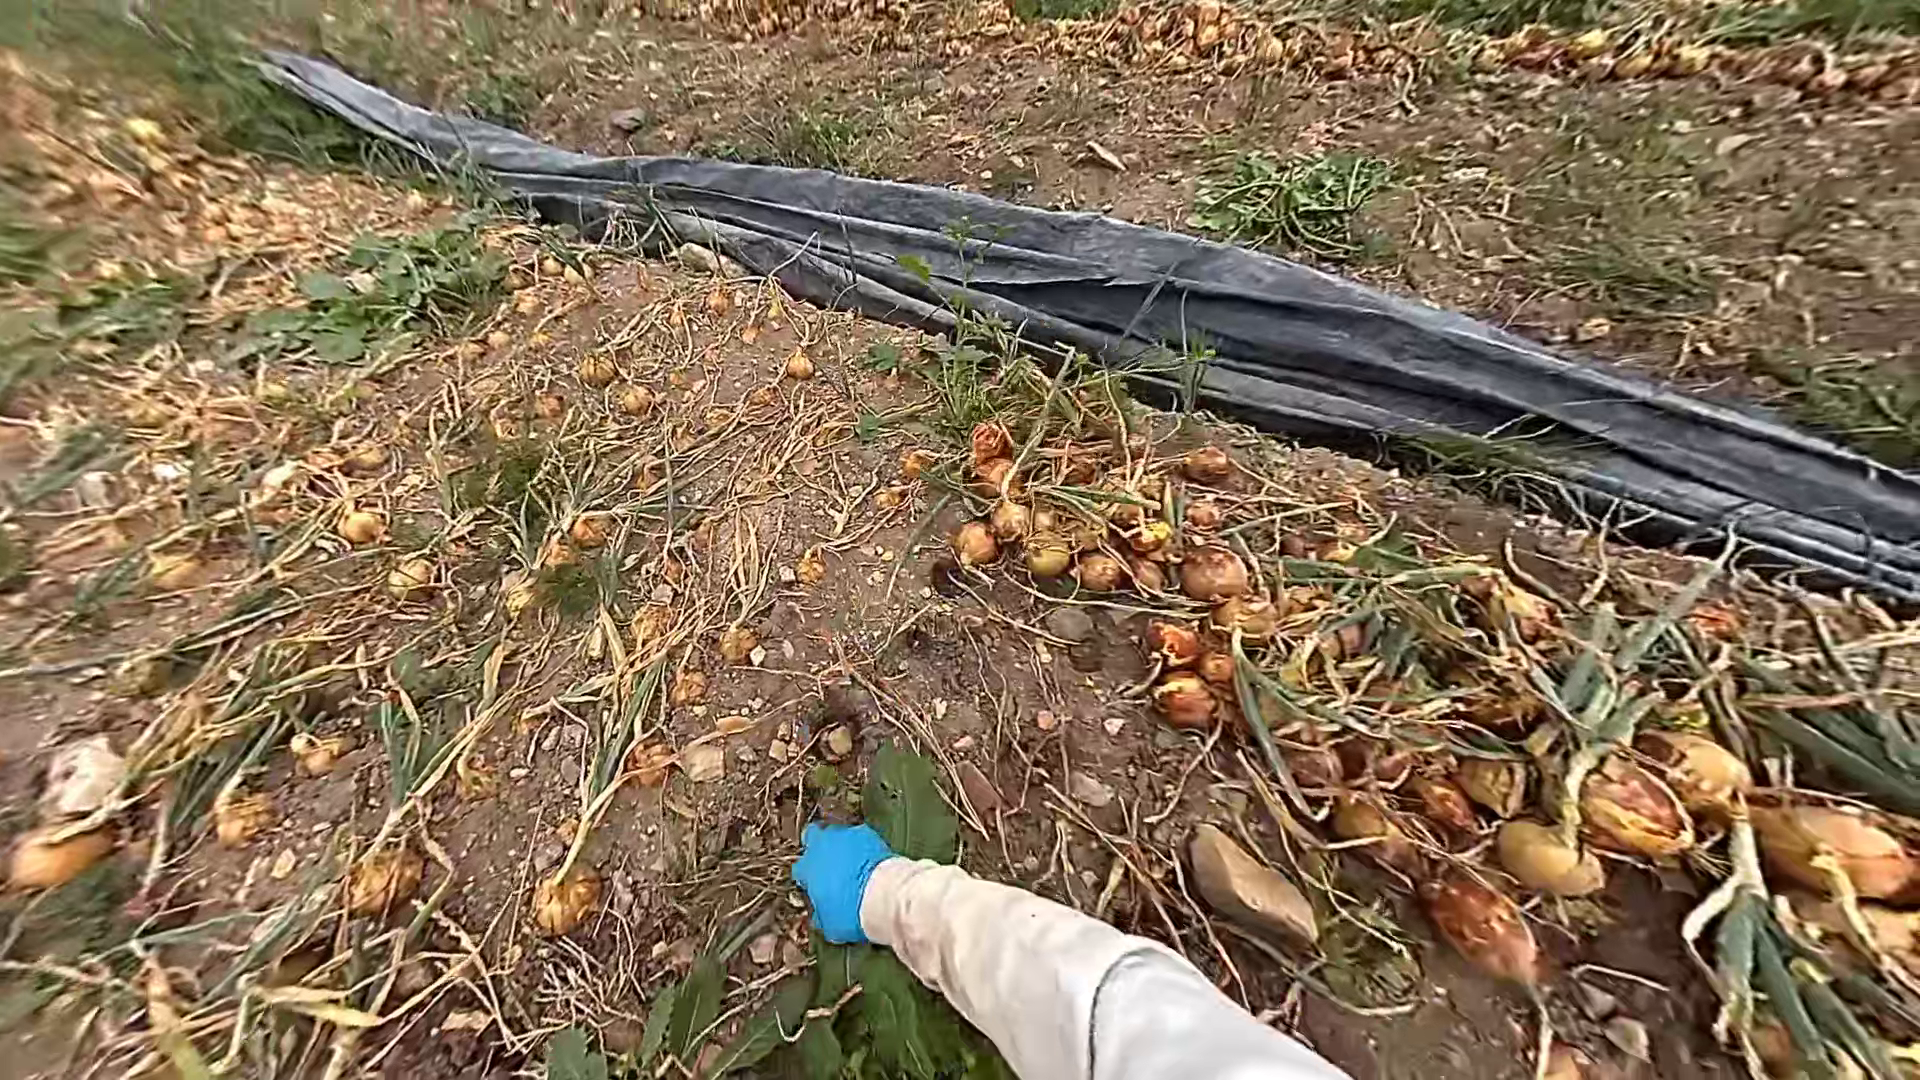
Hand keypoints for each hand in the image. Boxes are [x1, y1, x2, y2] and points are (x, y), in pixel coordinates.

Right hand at [792, 822, 895, 943]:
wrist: (882, 894)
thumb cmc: (852, 911)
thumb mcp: (829, 923)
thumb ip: (820, 912)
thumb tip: (821, 912)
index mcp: (809, 868)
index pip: (800, 868)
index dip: (807, 876)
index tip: (814, 884)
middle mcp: (823, 845)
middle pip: (813, 836)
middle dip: (818, 846)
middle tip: (827, 862)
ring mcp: (845, 835)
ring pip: (837, 833)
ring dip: (841, 844)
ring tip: (851, 861)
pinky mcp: (866, 831)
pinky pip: (859, 835)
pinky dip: (862, 844)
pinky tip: (868, 858)